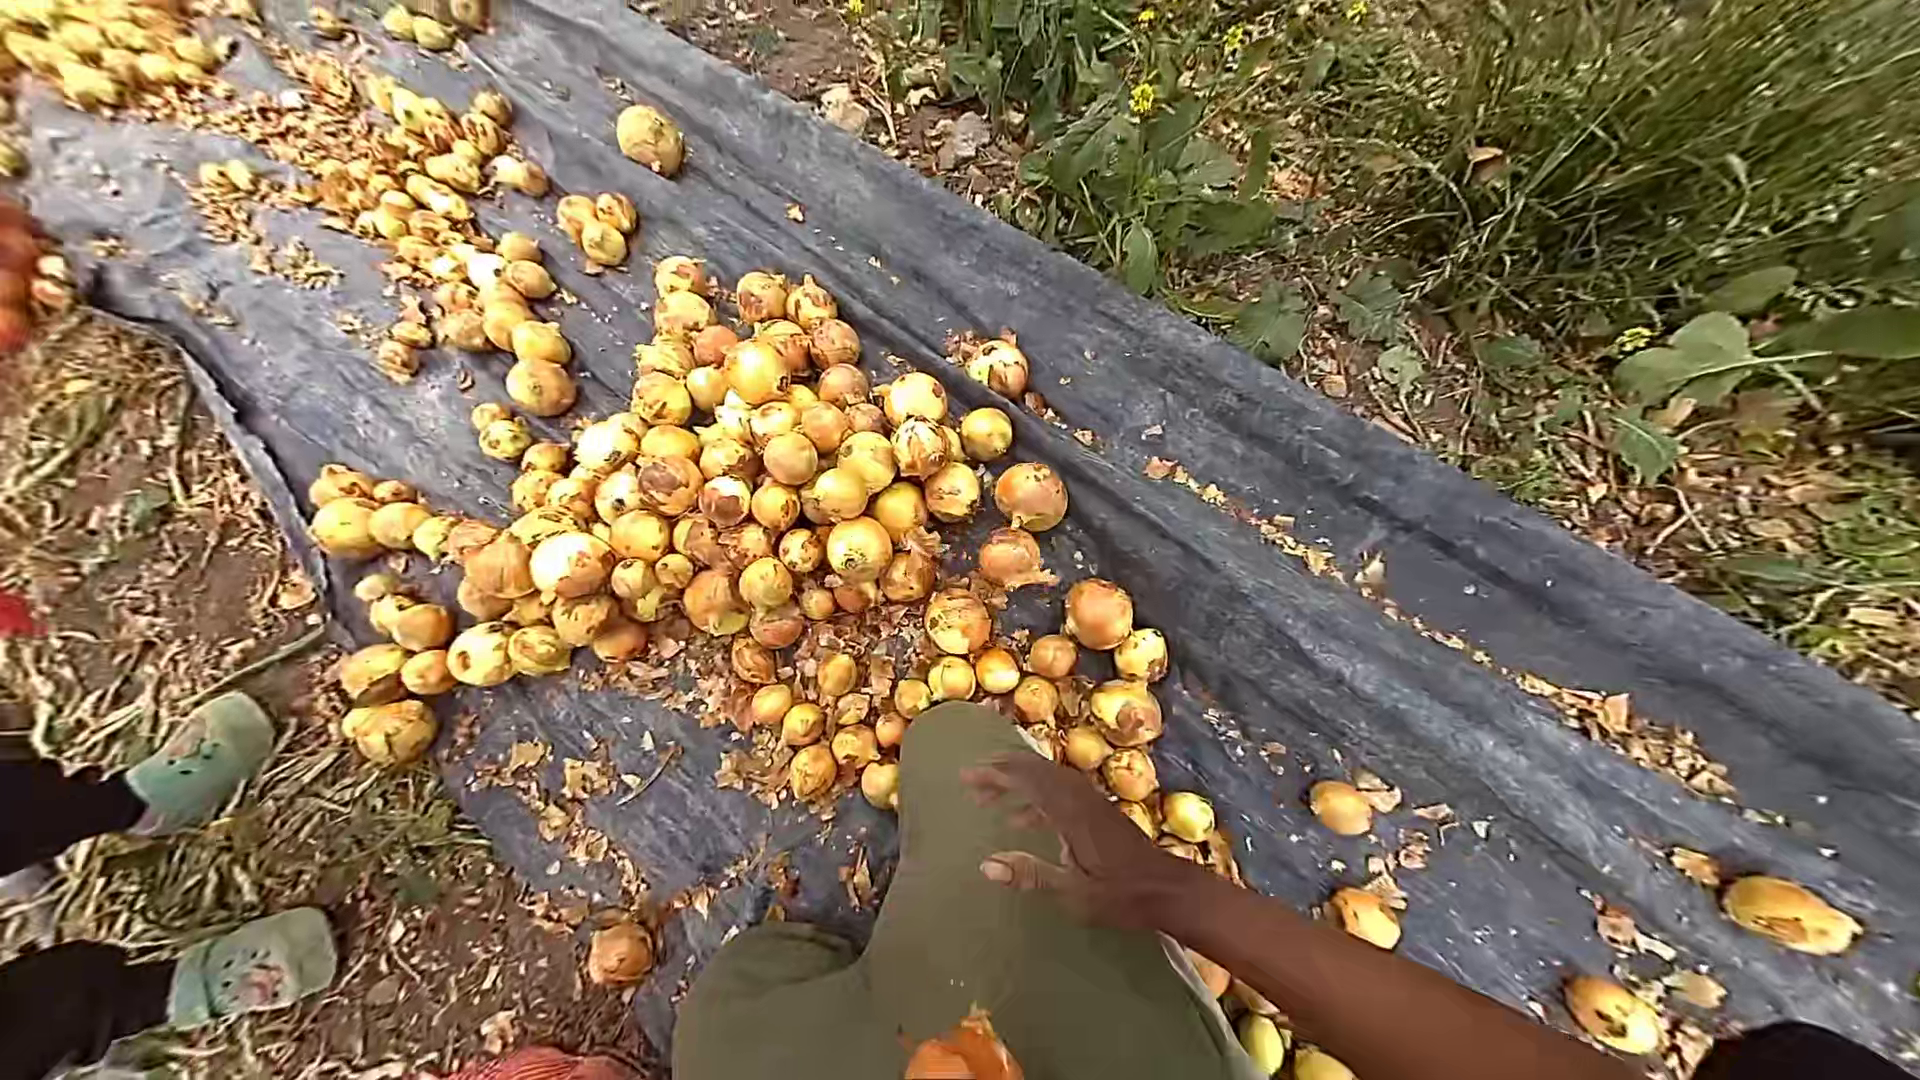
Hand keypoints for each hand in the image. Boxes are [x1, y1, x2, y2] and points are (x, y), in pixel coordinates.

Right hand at [961, 752, 1194, 931]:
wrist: (1166, 888)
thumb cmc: (1121, 893)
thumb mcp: (1073, 891)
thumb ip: (1030, 875)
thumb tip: (985, 866)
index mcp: (1068, 809)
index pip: (1024, 778)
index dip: (993, 774)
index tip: (966, 777)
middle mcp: (1076, 795)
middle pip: (1032, 769)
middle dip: (1000, 771)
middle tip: (971, 780)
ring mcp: (1086, 799)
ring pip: (1043, 777)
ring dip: (1014, 781)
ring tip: (987, 796)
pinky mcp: (1093, 808)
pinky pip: (1054, 790)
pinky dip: (1032, 796)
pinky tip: (1019, 818)